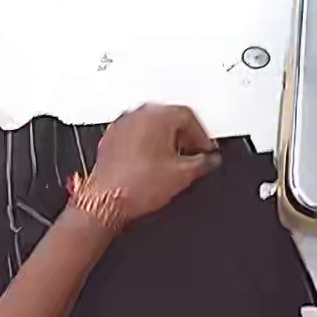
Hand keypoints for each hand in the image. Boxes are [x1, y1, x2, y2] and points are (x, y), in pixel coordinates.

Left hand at [82, 104, 220, 225]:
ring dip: (165, 140)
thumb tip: (210, 160)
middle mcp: (138, 115)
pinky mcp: (111, 138)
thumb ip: (204, 162)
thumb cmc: (137, 186)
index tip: (206, 150)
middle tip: (193, 154)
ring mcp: (122, 125)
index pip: (189, 116)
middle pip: (169, 117)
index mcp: (158, 116)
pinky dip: (147, 145)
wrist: (106, 201)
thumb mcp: (183, 175)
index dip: (202, 135)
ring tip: (173, 162)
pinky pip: (135, 135)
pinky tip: (152, 165)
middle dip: (184, 136)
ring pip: (151, 125)